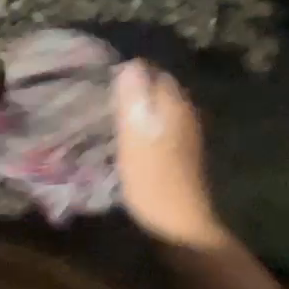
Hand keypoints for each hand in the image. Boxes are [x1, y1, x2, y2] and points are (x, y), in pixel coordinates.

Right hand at [113, 60, 228, 247]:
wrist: (178, 225)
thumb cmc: (152, 181)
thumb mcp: (134, 137)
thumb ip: (134, 99)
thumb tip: (131, 63)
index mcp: (174, 105)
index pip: (153, 72)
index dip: (129, 73)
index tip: (102, 80)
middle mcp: (185, 114)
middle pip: (159, 90)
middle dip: (135, 89)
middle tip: (102, 98)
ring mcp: (186, 136)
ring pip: (160, 110)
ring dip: (139, 110)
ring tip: (110, 116)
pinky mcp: (181, 155)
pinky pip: (160, 128)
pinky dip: (145, 128)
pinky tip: (128, 140)